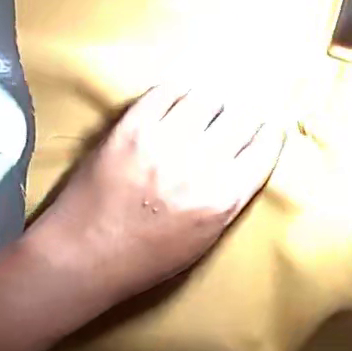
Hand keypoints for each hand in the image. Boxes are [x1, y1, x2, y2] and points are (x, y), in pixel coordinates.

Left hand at [24, 85, 285, 306]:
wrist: (83, 255)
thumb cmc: (144, 258)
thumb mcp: (204, 239)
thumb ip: (229, 198)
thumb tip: (243, 158)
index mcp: (223, 199)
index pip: (264, 149)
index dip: (268, 134)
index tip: (265, 127)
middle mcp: (200, 166)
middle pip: (240, 118)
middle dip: (242, 115)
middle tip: (235, 113)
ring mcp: (163, 142)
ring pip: (205, 98)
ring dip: (209, 102)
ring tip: (203, 106)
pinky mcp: (130, 127)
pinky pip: (165, 92)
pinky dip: (175, 93)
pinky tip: (175, 99)